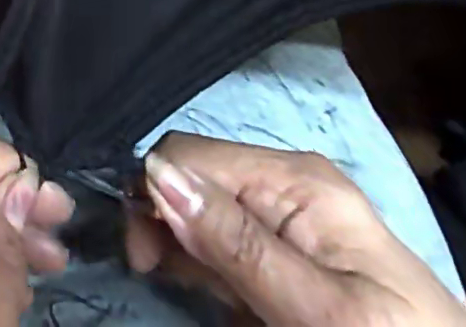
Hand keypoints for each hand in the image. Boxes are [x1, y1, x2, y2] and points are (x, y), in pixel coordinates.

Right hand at [127, 133, 465, 326]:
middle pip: (196, 177)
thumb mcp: (323, 311)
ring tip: (203, 298)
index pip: (193, 155)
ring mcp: (289, 214)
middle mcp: (286, 181)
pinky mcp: (290, 248)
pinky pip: (229, 241)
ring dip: (185, 250)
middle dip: (167, 222)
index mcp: (294, 177)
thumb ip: (239, 244)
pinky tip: (218, 294)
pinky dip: (210, 266)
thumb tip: (158, 172)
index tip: (143, 261)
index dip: (155, 195)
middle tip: (163, 283)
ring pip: (205, 211)